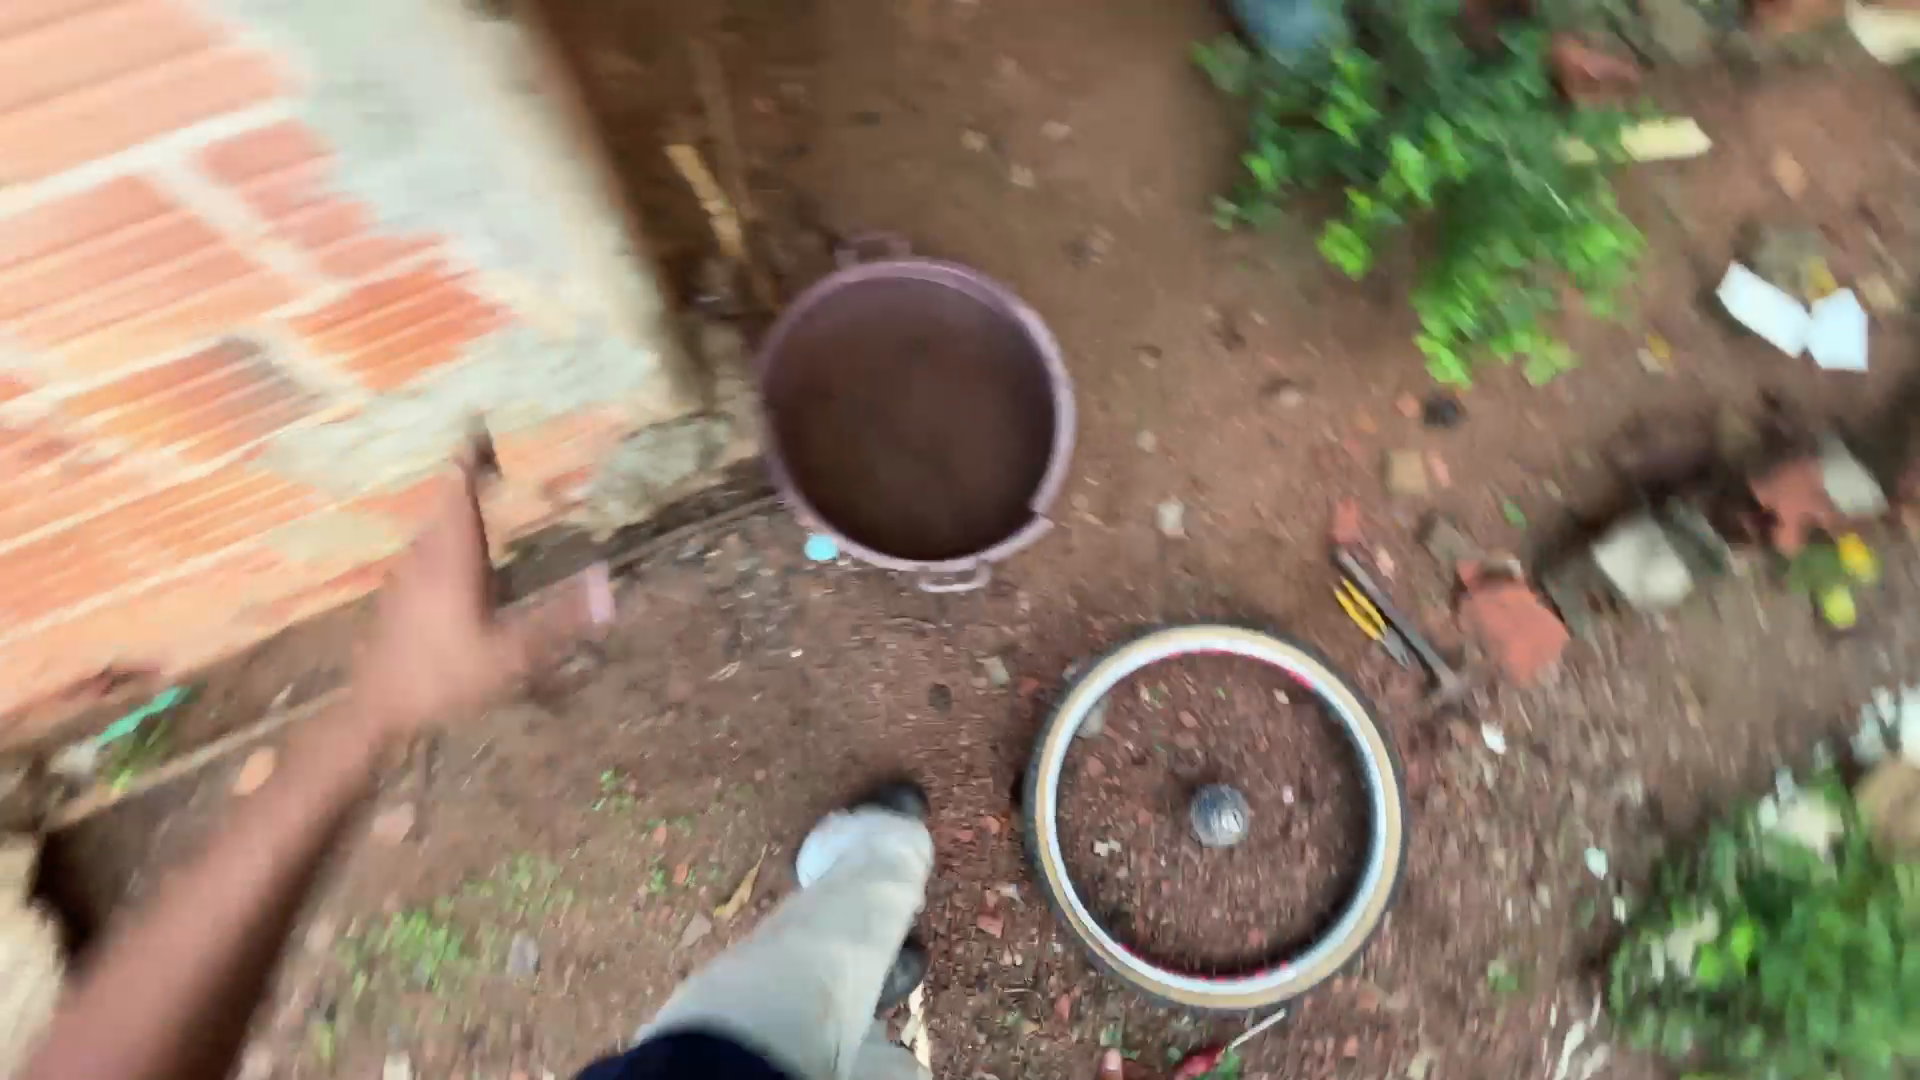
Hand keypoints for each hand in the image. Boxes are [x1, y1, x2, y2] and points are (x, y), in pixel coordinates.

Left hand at [349, 452, 612, 738]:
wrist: (377, 711)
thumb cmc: (445, 679)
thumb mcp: (513, 654)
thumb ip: (562, 618)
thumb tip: (609, 583)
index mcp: (453, 564)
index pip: (461, 499)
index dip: (469, 465)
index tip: (477, 432)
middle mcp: (426, 561)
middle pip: (443, 505)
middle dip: (464, 478)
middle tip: (486, 454)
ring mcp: (407, 578)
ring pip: (431, 526)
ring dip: (453, 504)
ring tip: (475, 489)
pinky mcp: (399, 595)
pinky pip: (424, 547)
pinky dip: (443, 530)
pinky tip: (456, 545)